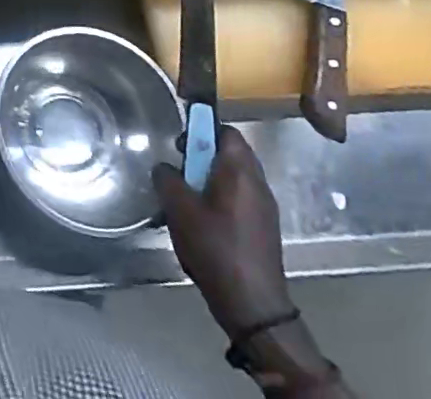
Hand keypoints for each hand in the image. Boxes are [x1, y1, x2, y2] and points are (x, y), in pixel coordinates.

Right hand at [154, 124, 294, 338]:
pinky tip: (202, 219)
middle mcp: (257, 183)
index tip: (181, 142)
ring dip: (211, 177)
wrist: (252, 303)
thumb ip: (167, 178)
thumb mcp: (178, 208)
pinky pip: (240, 197)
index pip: (226, 131)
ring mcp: (264, 207)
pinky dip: (221, 197)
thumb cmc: (214, 246)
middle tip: (179, 169)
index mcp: (239, 171)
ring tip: (186, 196)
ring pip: (235, 177)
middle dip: (204, 155)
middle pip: (232, 153)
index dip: (203, 128)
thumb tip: (165, 167)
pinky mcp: (264, 227)